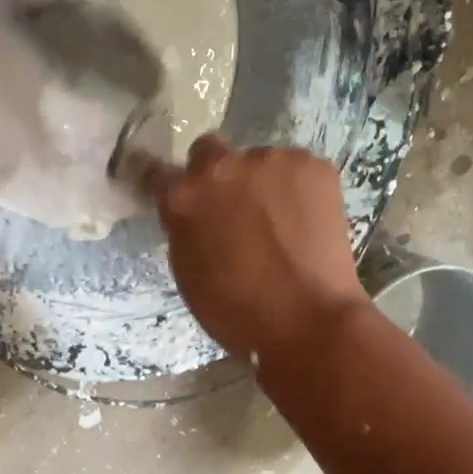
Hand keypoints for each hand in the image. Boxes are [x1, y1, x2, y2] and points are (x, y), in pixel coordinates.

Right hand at [142, 136, 371, 362]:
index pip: (158, 173)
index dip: (169, 187)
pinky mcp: (314, 165)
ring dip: (261, 183)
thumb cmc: (238, 313)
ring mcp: (271, 160)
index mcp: (183, 198)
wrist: (307, 320)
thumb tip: (194, 216)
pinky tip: (305, 223)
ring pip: (258, 162)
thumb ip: (185, 232)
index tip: (178, 199)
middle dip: (215, 175)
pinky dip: (297, 190)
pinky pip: (296, 170)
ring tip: (279, 225)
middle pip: (209, 152)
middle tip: (233, 211)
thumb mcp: (190, 275)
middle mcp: (222, 166)